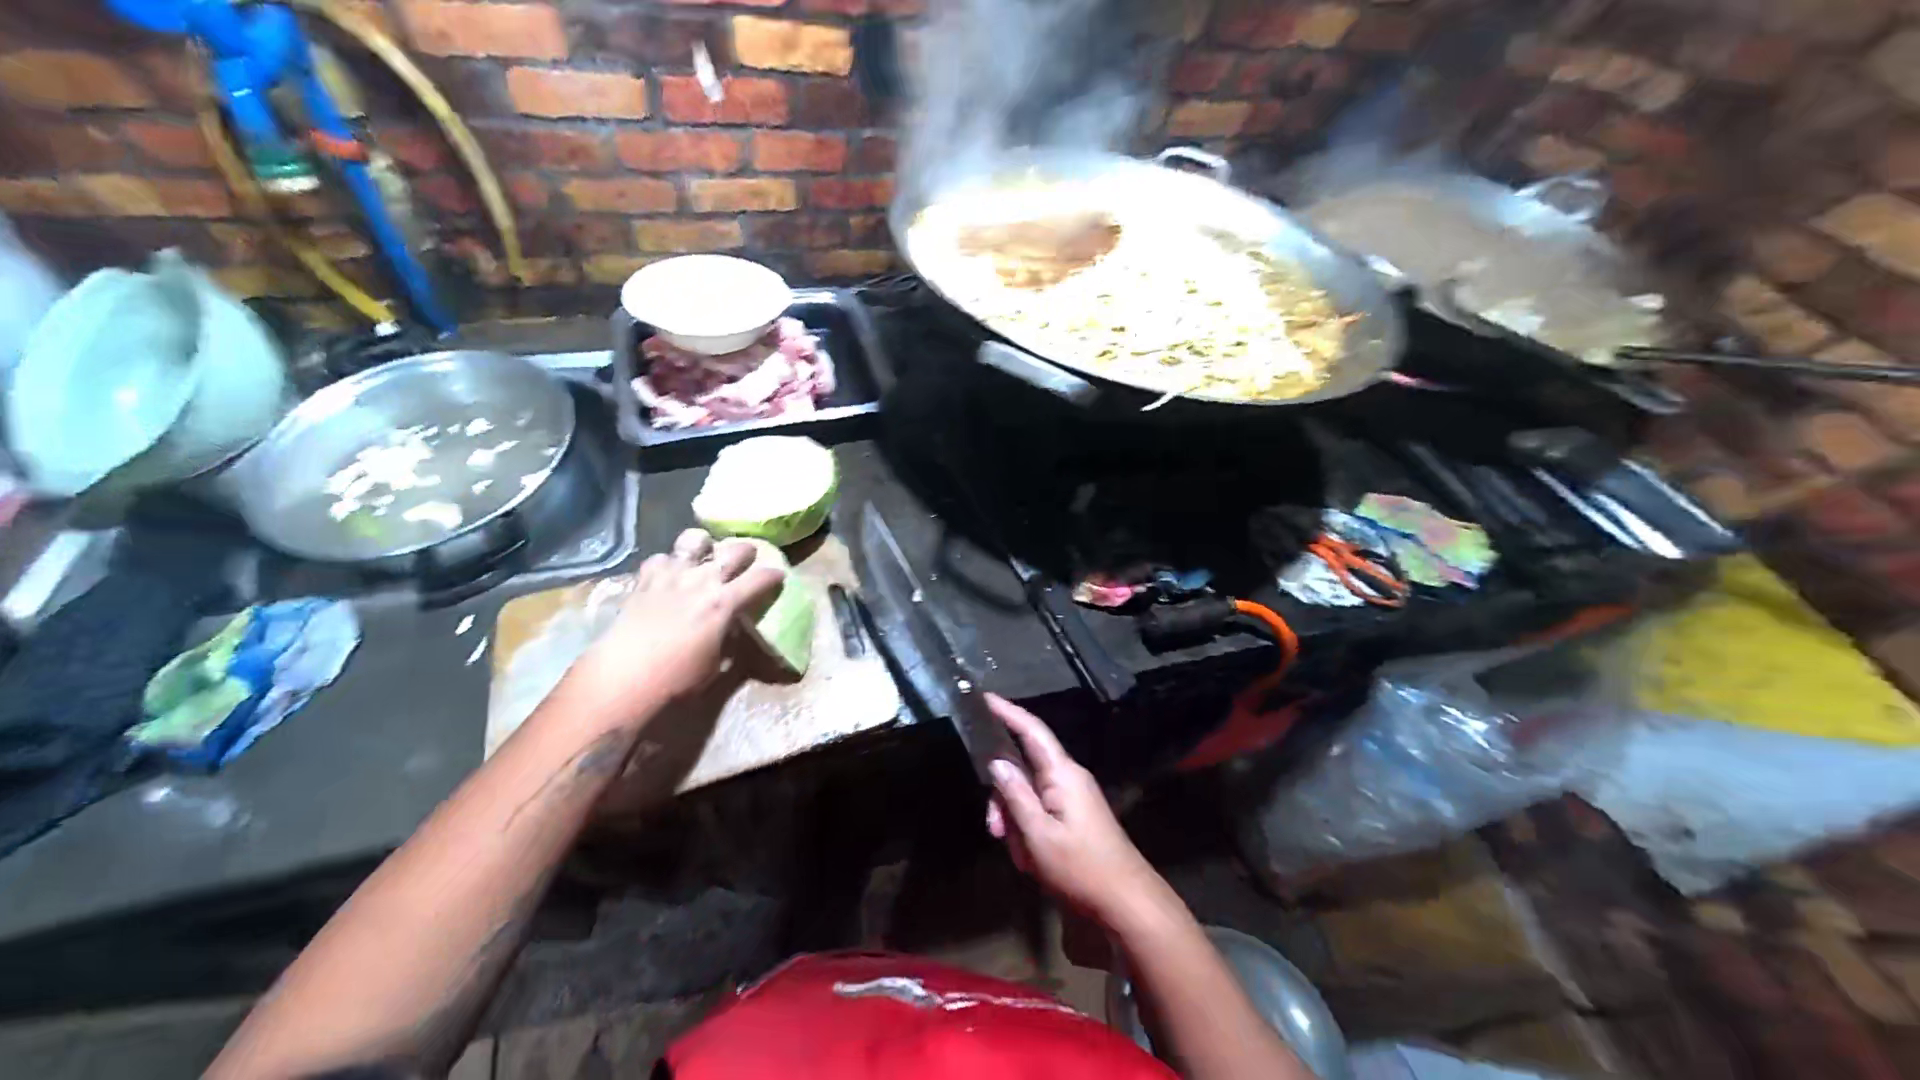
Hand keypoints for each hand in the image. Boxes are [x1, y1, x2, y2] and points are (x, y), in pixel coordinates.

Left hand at [566, 529, 783, 720]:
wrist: (623, 679)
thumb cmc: (677, 680)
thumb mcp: (716, 664)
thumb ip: (729, 638)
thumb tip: (732, 626)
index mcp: (725, 603)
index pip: (761, 578)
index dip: (774, 575)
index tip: (778, 577)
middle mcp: (701, 581)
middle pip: (733, 550)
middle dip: (745, 552)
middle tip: (745, 560)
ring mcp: (671, 577)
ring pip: (693, 540)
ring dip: (704, 545)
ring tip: (704, 554)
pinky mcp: (644, 581)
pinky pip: (659, 558)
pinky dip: (667, 563)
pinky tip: (668, 575)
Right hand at [984, 695, 1166, 925]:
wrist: (1126, 903)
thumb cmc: (1080, 867)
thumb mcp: (1037, 834)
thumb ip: (1014, 795)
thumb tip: (996, 761)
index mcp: (1062, 774)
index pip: (1032, 731)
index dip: (1008, 712)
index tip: (984, 698)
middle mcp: (1068, 778)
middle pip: (1023, 769)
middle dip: (1003, 797)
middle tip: (995, 830)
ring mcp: (1072, 798)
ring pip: (1028, 794)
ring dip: (1015, 821)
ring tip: (1020, 855)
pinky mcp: (1074, 817)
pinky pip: (1040, 811)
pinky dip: (1028, 831)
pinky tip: (1030, 859)